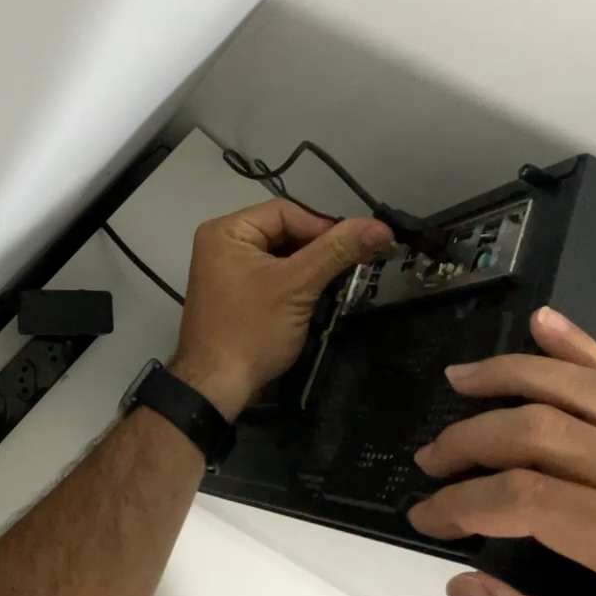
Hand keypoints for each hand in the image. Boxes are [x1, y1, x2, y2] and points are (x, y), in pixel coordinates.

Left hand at [169, 200, 390, 419]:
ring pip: (280, 253)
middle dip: (318, 246)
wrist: (216, 384)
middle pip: (282, 230)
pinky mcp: (236, 290)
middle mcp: (222, 241)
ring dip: (310, 264)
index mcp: (226, 230)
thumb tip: (379, 226)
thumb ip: (336, 252)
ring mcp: (226, 267)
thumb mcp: (297, 286)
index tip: (358, 247)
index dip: (323, 226)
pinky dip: (296, 279)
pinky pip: (271, 272)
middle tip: (354, 265)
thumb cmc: (252, 330)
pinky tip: (317, 293)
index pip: (285, 212)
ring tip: (340, 279)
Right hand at [408, 307, 595, 595]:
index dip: (464, 504)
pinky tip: (552, 328)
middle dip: (474, 441)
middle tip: (429, 460)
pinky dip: (592, 356)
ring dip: (518, 375)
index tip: (425, 517)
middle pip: (553, 434)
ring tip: (462, 379)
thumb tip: (466, 587)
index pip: (534, 500)